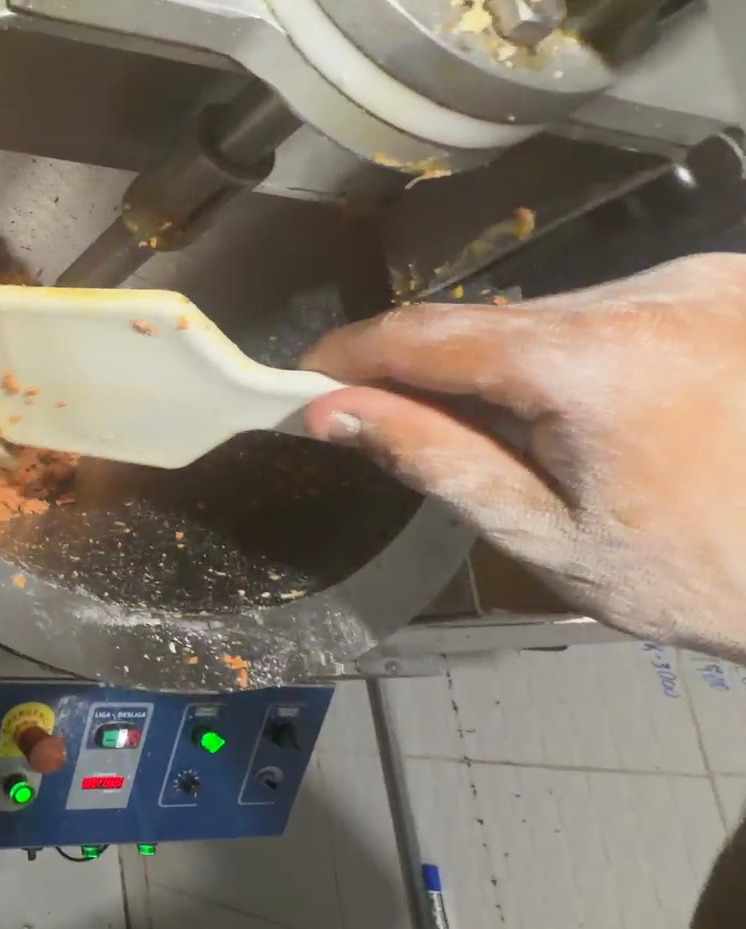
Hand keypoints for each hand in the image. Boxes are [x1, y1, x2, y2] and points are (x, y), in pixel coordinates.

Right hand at [301, 253, 745, 660]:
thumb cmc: (702, 571)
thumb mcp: (538, 529)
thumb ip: (428, 455)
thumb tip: (328, 411)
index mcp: (597, 363)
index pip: (425, 334)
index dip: (346, 353)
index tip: (300, 380)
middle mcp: (654, 296)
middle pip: (479, 321)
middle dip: (411, 367)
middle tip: (375, 420)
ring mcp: (705, 282)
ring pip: (533, 315)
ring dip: (479, 363)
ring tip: (484, 430)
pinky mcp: (729, 288)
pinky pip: (592, 313)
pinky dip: (543, 354)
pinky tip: (559, 408)